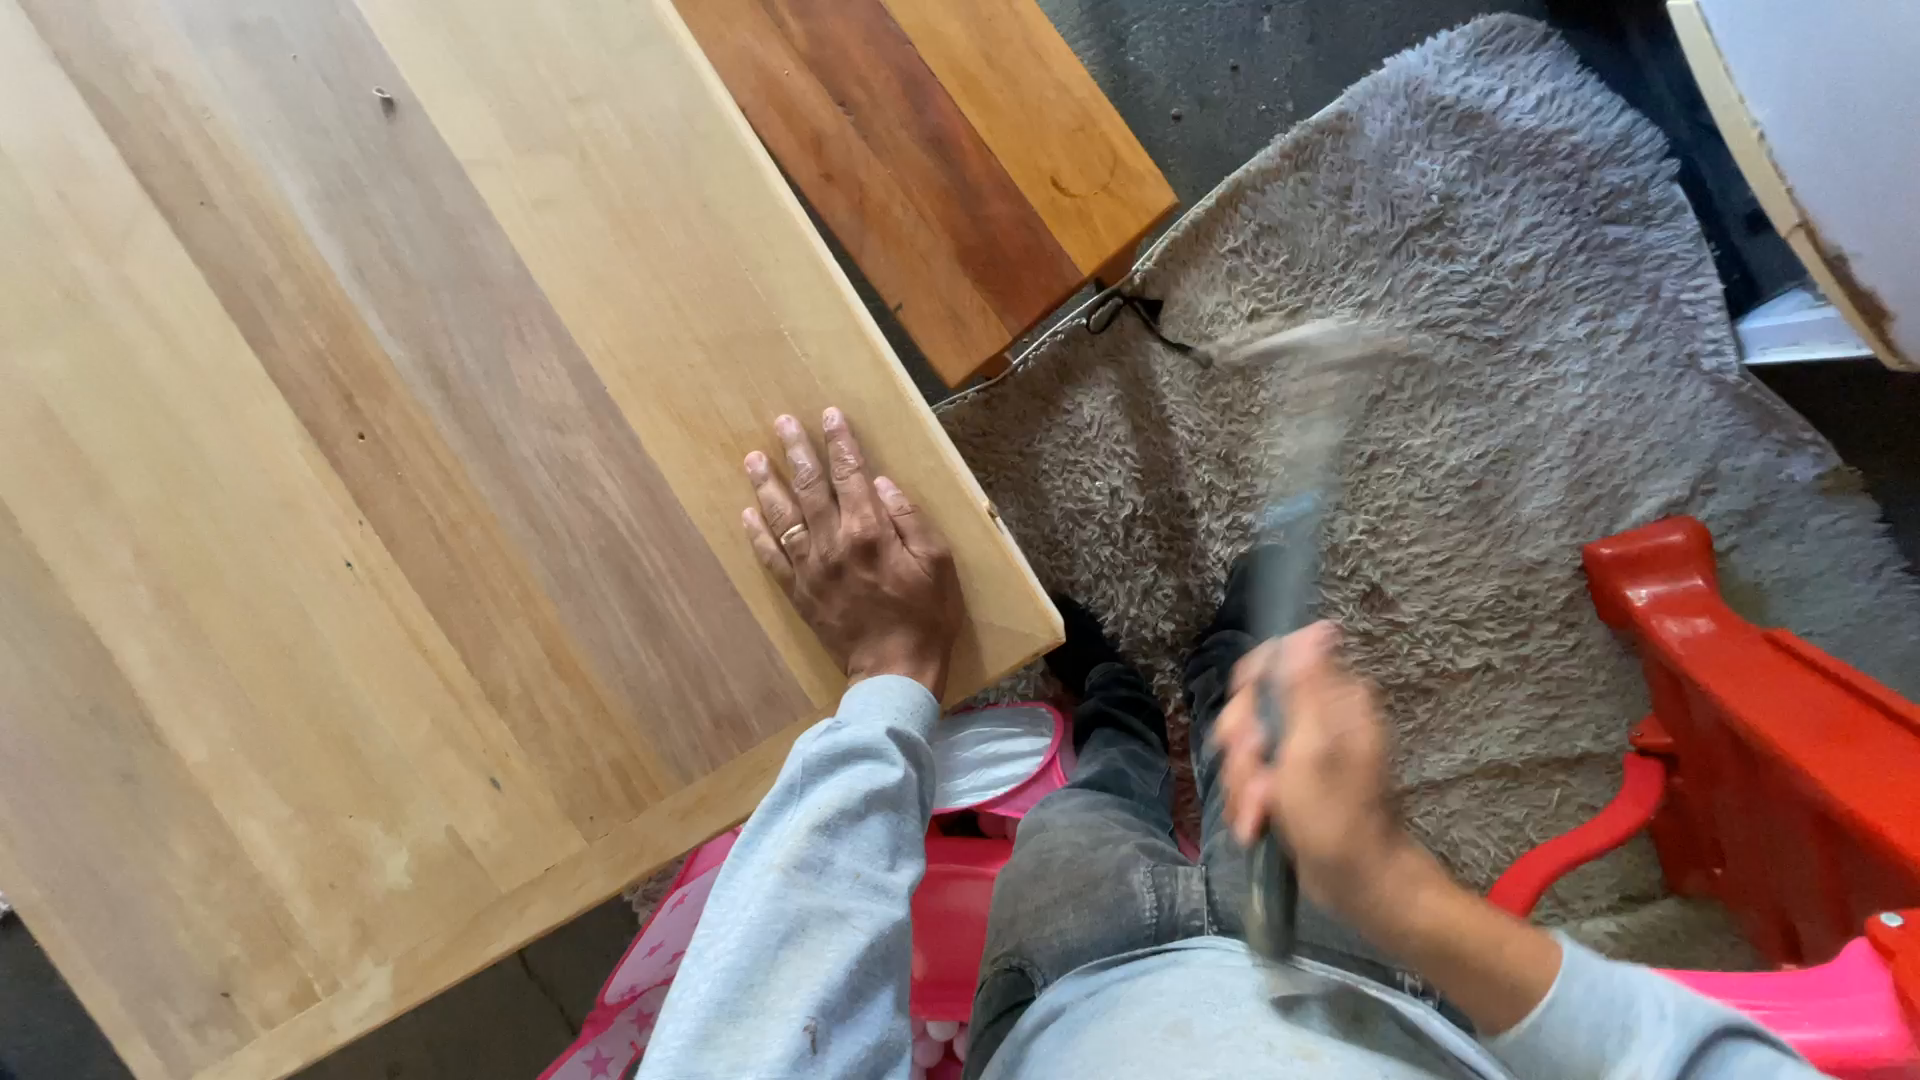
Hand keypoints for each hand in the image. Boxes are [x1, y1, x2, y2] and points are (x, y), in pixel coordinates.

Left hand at [741, 408, 962, 696]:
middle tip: (781, 423)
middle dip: (795, 451)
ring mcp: (811, 569)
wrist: (895, 669)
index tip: (829, 415)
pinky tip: (747, 513)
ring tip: (753, 458)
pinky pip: (771, 557)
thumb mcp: (938, 562)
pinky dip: (757, 534)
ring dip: (766, 484)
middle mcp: (833, 543)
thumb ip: (909, 519)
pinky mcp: (799, 592)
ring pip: (782, 517)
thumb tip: (881, 483)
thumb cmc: (926, 615)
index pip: (850, 474)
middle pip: (809, 487)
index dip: (840, 442)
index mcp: (870, 531)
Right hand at [1214, 622, 1421, 920]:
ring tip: (1259, 810)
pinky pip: (1253, 771)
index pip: (1274, 662)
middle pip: (1252, 705)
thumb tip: (1320, 628)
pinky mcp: (1293, 777)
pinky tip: (1257, 821)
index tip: (1248, 732)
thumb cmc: (1336, 817)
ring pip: (1247, 743)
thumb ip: (1307, 686)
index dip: (1250, 693)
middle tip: (1256, 776)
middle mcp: (1320, 717)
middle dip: (1243, 748)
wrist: (1359, 885)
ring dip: (1244, 780)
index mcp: (1334, 700)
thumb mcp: (1313, 747)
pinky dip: (1250, 796)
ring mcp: (1305, 749)